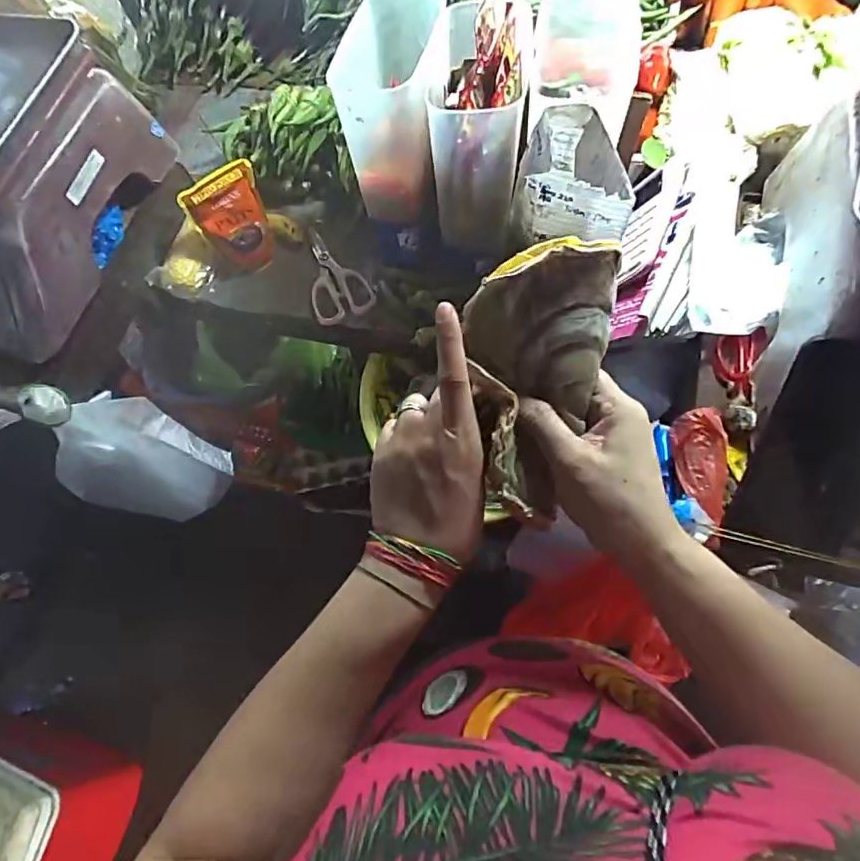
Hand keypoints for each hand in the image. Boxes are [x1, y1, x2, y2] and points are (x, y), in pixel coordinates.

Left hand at [370, 303, 484, 562]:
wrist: (413, 551)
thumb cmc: (459, 522)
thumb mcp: (481, 480)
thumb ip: (472, 440)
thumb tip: (466, 415)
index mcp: (460, 438)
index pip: (455, 378)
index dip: (451, 342)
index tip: (444, 309)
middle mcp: (425, 429)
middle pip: (432, 396)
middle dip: (441, 404)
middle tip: (448, 434)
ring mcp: (397, 438)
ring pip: (411, 411)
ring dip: (420, 421)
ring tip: (424, 451)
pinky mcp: (378, 449)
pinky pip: (393, 427)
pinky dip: (402, 434)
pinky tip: (407, 458)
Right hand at [518, 369, 676, 562]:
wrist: (641, 544)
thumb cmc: (608, 500)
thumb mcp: (570, 460)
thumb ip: (543, 423)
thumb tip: (517, 395)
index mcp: (620, 407)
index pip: (582, 371)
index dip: (549, 368)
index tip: (517, 369)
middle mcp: (622, 413)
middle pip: (577, 392)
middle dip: (544, 392)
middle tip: (508, 390)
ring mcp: (617, 434)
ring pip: (576, 413)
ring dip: (549, 415)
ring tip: (514, 409)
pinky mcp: (609, 452)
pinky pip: (579, 432)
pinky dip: (557, 433)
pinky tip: (532, 436)